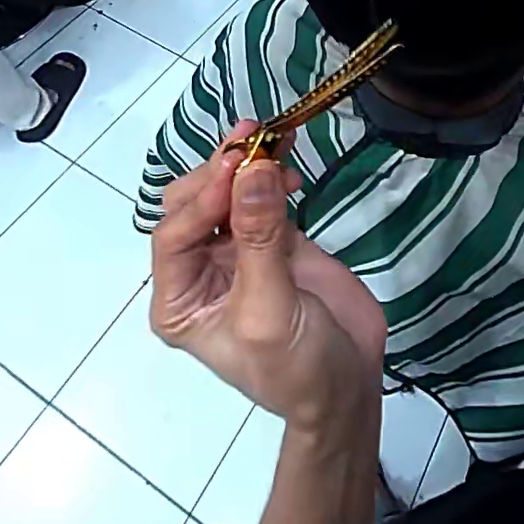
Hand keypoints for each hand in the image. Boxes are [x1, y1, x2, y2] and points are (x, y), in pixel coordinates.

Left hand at [149, 123, 386, 429]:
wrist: (348, 383)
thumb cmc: (296, 366)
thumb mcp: (269, 309)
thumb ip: (259, 238)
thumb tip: (254, 168)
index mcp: (180, 298)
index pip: (175, 234)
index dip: (203, 197)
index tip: (239, 166)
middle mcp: (202, 268)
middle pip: (195, 203)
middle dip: (220, 171)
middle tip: (254, 142)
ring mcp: (241, 248)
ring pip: (229, 191)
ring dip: (246, 163)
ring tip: (273, 139)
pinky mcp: (277, 237)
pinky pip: (265, 195)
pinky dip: (274, 173)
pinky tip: (290, 166)